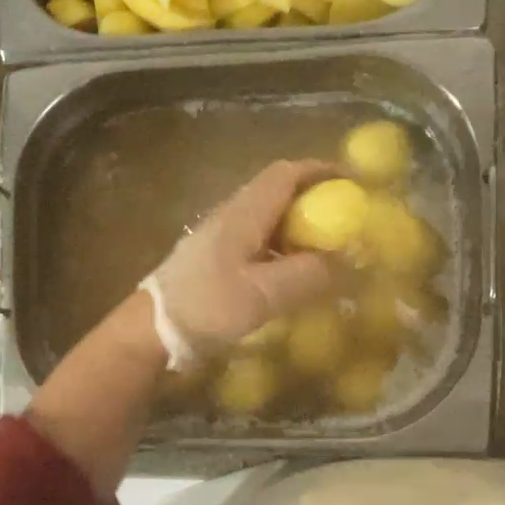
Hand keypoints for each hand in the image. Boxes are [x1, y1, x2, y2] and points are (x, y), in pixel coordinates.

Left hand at [142, 160, 339, 369]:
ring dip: (300, 233)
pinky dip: (283, 255)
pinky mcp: (214, 265)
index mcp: (243, 213)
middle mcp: (231, 218)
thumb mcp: (262, 294)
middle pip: (280, 196)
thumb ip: (309, 275)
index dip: (323, 172)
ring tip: (329, 256)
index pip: (287, 174)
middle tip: (348, 227)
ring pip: (269, 224)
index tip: (355, 184)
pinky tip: (294, 281)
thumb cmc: (205, 307)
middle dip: (316, 205)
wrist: (149, 332)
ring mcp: (220, 242)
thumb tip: (350, 262)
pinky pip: (258, 248)